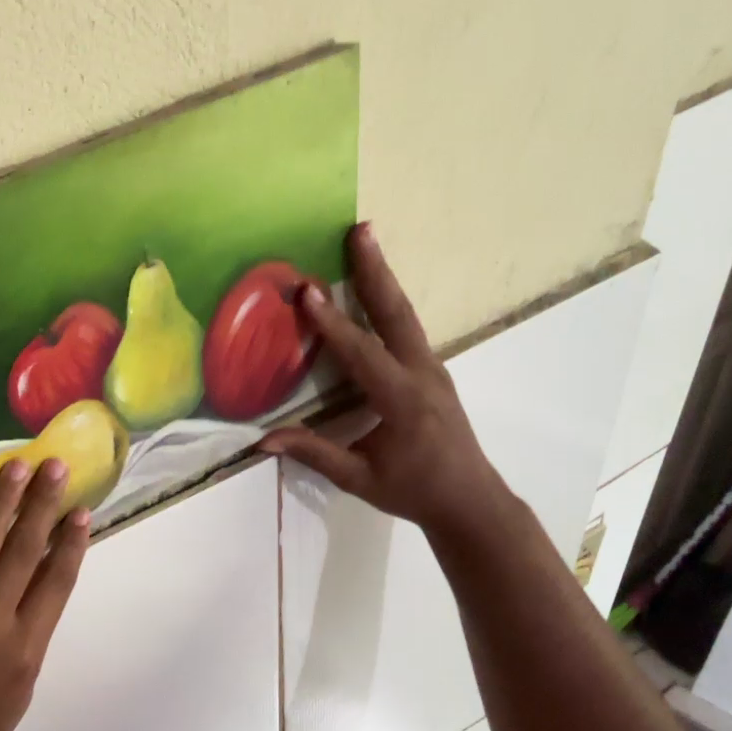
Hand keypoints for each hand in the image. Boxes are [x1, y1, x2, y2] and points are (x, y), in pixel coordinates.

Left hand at [0, 459, 90, 730]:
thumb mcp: (20, 688)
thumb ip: (31, 632)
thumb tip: (39, 576)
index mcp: (24, 650)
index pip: (55, 581)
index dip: (71, 541)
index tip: (82, 508)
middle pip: (20, 551)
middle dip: (40, 504)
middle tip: (53, 465)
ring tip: (15, 467)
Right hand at [259, 223, 514, 537]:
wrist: (471, 500)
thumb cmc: (413, 491)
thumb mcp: (358, 478)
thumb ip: (313, 453)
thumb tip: (261, 440)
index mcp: (402, 401)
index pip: (362, 355)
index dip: (332, 324)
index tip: (308, 291)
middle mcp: (422, 374)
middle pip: (395, 314)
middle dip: (376, 270)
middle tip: (361, 229)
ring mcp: (432, 369)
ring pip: (404, 315)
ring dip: (383, 277)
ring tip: (365, 241)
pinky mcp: (432, 371)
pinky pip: (406, 329)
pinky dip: (387, 301)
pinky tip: (374, 288)